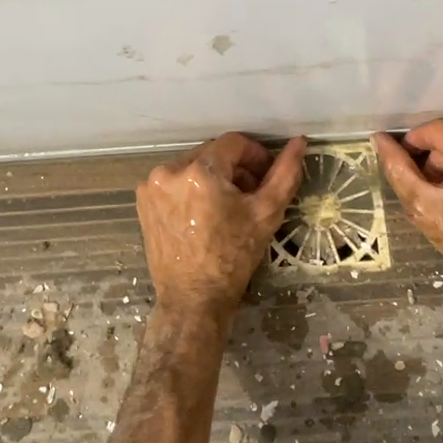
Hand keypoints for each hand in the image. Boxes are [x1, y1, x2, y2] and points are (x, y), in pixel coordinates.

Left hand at [137, 133, 306, 318]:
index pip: (234, 143)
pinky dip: (192, 190)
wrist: (193, 299)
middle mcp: (169, 171)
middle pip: (212, 153)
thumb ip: (285, 174)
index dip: (255, 156)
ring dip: (214, 178)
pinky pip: (175, 181)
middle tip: (249, 196)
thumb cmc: (233, 258)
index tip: (265, 177)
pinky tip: (204, 214)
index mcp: (199, 171)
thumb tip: (298, 143)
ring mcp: (152, 186)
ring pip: (193, 166)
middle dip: (235, 169)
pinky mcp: (143, 200)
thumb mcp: (266, 214)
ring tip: (227, 208)